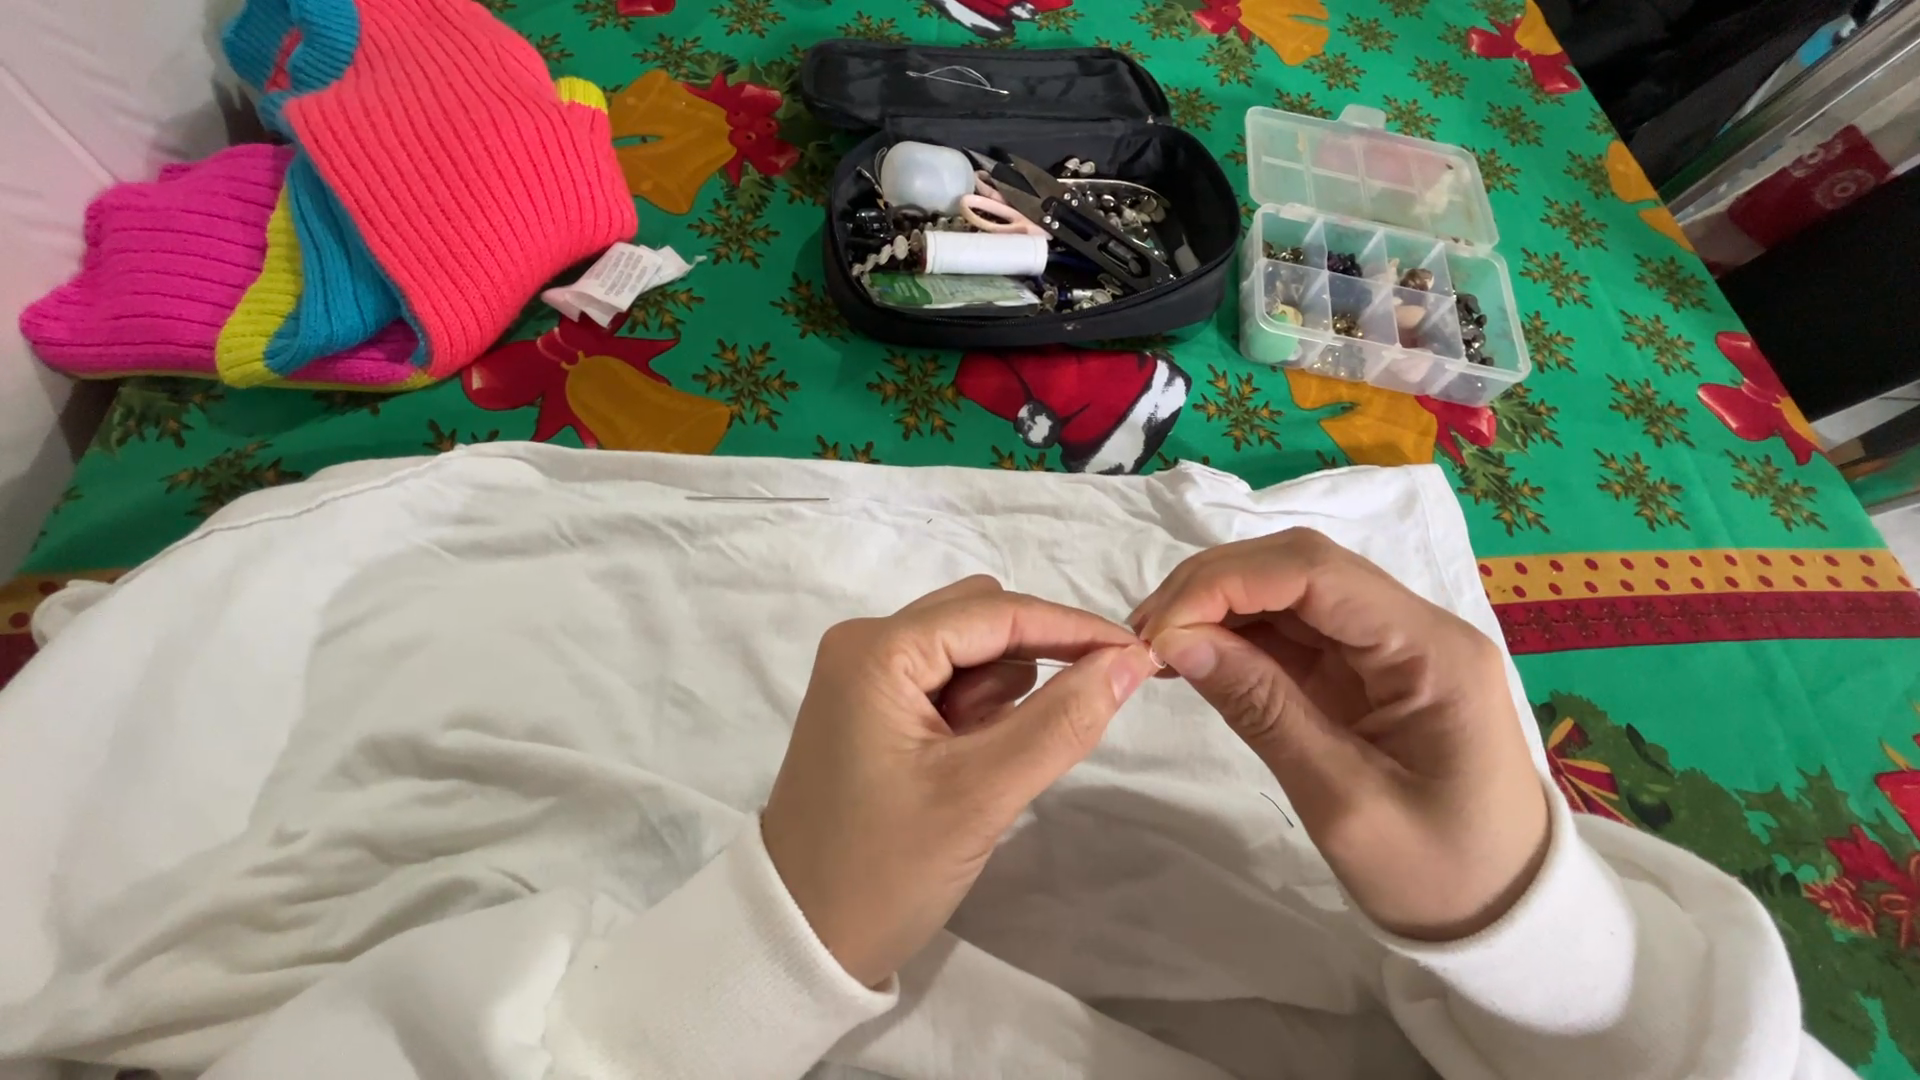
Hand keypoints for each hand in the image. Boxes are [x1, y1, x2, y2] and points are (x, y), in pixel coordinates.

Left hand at [762, 576, 1158, 985]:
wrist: (799, 938)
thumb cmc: (882, 870)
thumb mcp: (981, 797)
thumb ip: (1060, 722)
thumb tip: (1128, 662)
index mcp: (877, 650)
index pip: (995, 612)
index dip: (1071, 628)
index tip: (1137, 654)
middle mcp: (866, 643)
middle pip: (980, 619)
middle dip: (1028, 664)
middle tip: (1045, 730)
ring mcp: (866, 675)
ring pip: (969, 651)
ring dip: (1000, 696)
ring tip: (981, 767)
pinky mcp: (873, 706)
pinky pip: (948, 683)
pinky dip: (978, 714)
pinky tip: (967, 765)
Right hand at [1133, 530, 1548, 941]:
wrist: (1504, 917)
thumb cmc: (1438, 875)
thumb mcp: (1342, 802)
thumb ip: (1260, 709)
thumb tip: (1176, 641)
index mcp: (1430, 651)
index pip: (1314, 572)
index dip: (1225, 582)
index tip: (1158, 628)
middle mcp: (1412, 626)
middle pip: (1297, 566)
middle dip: (1212, 585)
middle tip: (1145, 633)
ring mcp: (1387, 643)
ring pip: (1286, 589)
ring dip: (1215, 604)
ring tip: (1158, 644)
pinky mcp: (1363, 665)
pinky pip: (1289, 627)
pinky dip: (1233, 632)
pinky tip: (1194, 653)